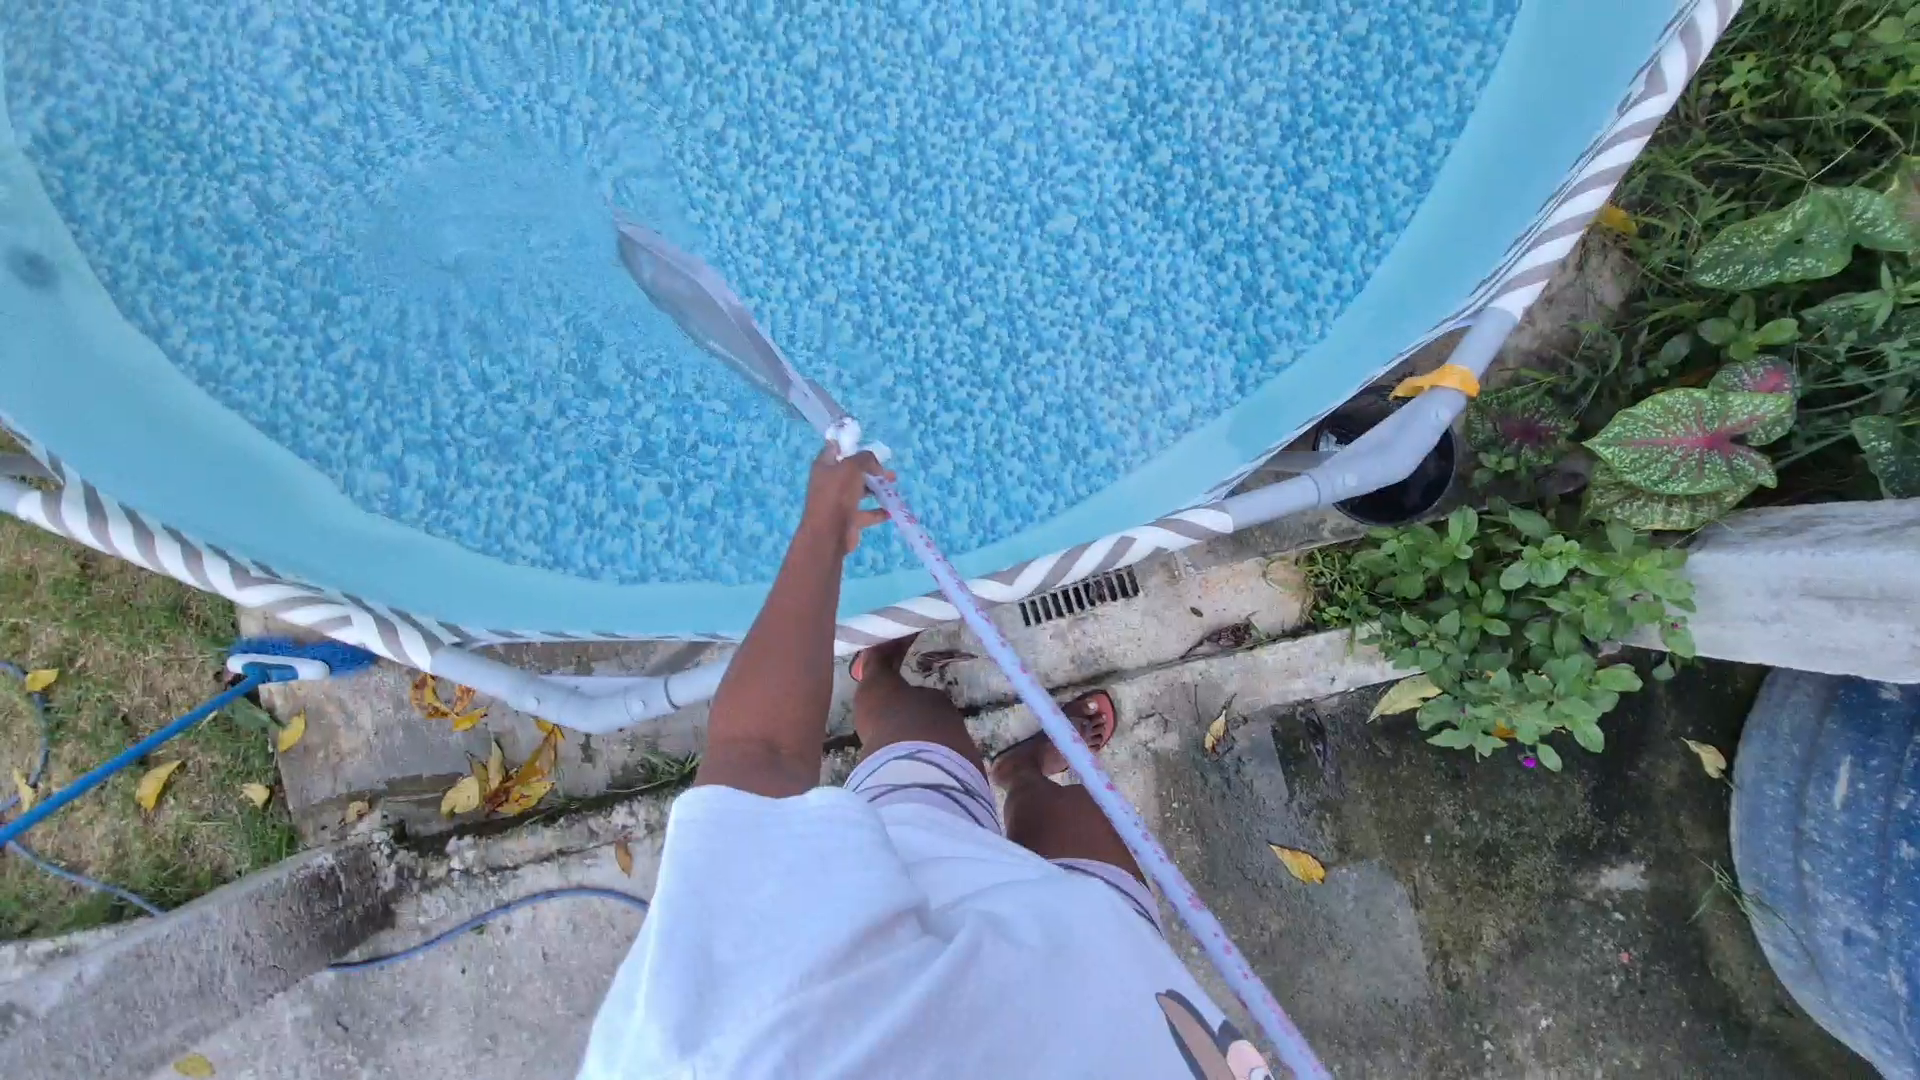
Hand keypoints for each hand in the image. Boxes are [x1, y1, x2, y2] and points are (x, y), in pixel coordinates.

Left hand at [799, 440, 892, 557]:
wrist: (829, 533)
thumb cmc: (837, 494)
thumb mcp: (851, 467)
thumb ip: (865, 458)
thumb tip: (875, 464)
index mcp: (824, 466)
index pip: (834, 449)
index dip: (849, 444)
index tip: (866, 444)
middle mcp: (830, 483)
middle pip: (852, 471)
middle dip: (871, 469)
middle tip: (888, 470)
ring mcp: (839, 502)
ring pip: (860, 491)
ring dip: (877, 488)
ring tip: (893, 486)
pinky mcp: (848, 519)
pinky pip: (867, 513)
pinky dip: (879, 511)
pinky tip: (891, 509)